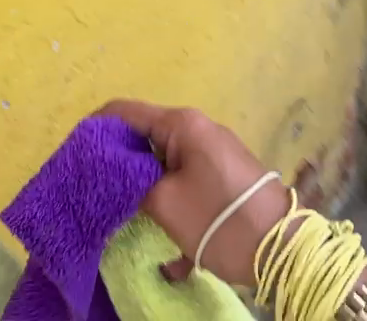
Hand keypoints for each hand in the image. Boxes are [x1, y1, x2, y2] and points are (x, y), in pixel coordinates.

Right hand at [98, 100, 288, 285]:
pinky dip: (168, 192)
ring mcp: (215, 149)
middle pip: (143, 133)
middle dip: (118, 158)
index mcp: (181, 122)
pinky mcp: (226, 173)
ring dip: (143, 181)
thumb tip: (111, 174)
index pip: (122, 111)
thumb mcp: (163, 203)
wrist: (289, 255)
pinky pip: (184, 173)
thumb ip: (128, 181)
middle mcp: (197, 127)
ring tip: (125, 208)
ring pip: (163, 157)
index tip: (76, 153)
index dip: (95, 129)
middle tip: (97, 184)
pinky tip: (164, 230)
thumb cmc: (220, 221)